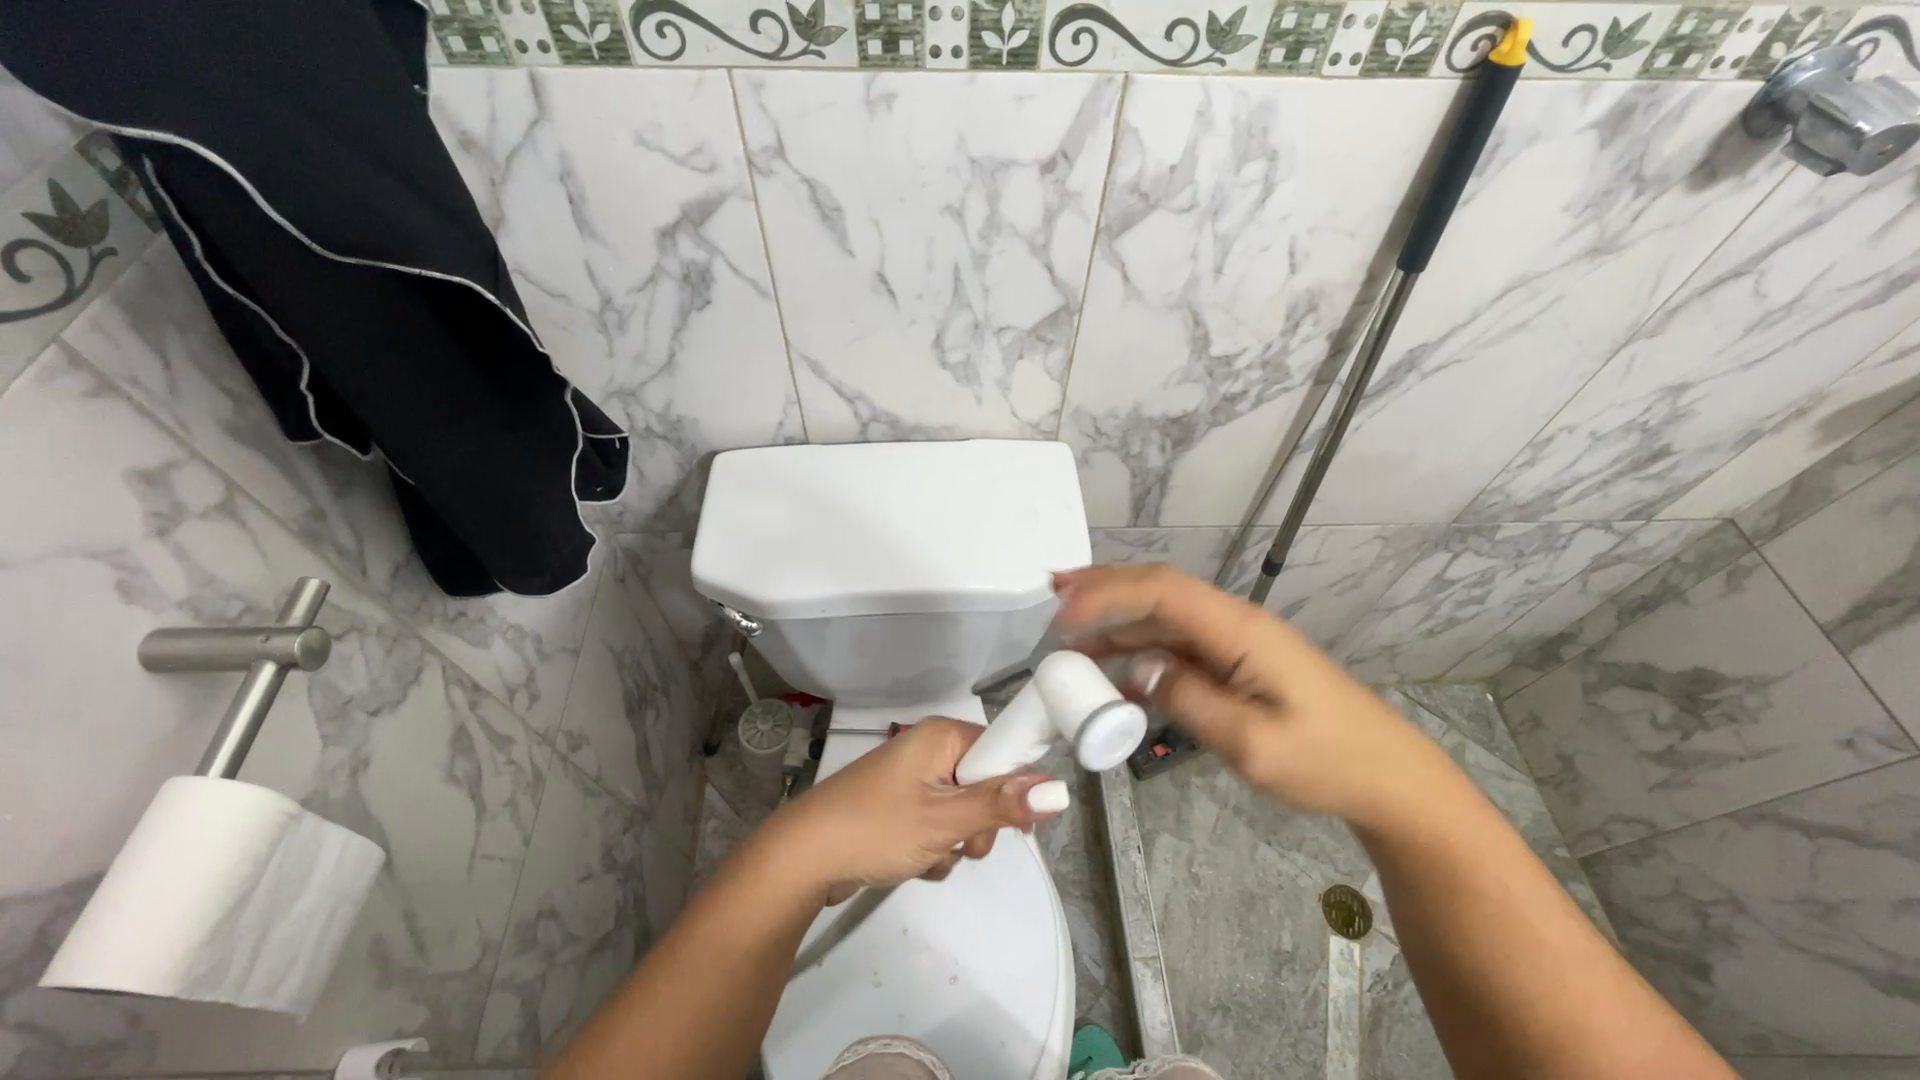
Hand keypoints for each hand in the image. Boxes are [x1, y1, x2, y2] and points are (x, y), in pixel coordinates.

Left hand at [756, 716, 1055, 901]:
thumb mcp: (944, 820)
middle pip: (985, 787)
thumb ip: (1001, 805)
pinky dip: (932, 849)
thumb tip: (1059, 790)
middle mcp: (929, 750)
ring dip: (954, 843)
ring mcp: (912, 781)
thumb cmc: (875, 828)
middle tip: (957, 841)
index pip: (1003, 750)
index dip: (1013, 787)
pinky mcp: (898, 809)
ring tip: (926, 855)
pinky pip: (937, 828)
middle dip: (977, 826)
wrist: (802, 859)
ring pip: (962, 815)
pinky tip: (912, 863)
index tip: (1011, 820)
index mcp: (942, 736)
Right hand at [1051, 563, 1449, 826]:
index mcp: (1242, 631)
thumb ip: (1191, 701)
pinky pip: (1180, 646)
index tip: (1064, 615)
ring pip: (1165, 618)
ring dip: (1117, 622)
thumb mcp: (1253, 743)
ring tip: (1067, 635)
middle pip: (1160, 590)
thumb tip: (1141, 670)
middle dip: (1104, 588)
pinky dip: (1141, 650)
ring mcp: (1237, 643)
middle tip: (1052, 594)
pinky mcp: (1239, 664)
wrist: (1387, 777)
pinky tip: (1113, 668)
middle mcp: (1235, 624)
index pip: (1163, 592)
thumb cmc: (1328, 761)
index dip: (1108, 594)